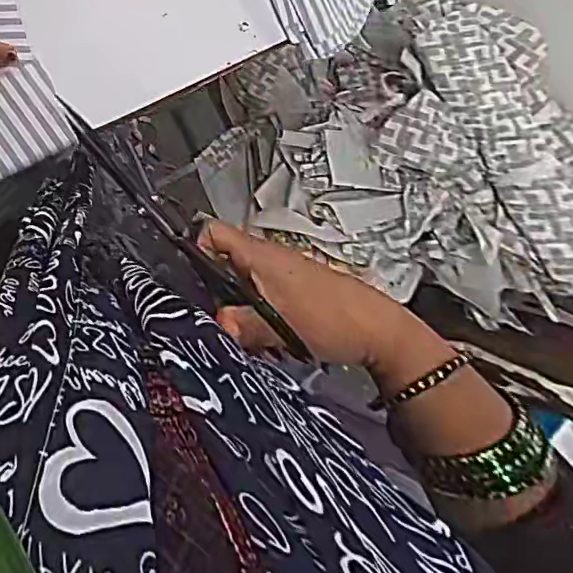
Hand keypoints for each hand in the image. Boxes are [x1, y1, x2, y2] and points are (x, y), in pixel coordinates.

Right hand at [198, 219, 413, 368]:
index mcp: (258, 255)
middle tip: (223, 320)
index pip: (212, 232)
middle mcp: (266, 258)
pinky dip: (259, 317)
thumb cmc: (336, 318)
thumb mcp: (281, 326)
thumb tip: (216, 324)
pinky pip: (260, 297)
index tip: (193, 281)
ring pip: (241, 285)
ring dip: (240, 310)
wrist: (379, 331)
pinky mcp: (290, 290)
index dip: (195, 250)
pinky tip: (272, 340)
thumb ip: (242, 325)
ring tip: (253, 335)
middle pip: (221, 264)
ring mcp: (278, 274)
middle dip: (219, 294)